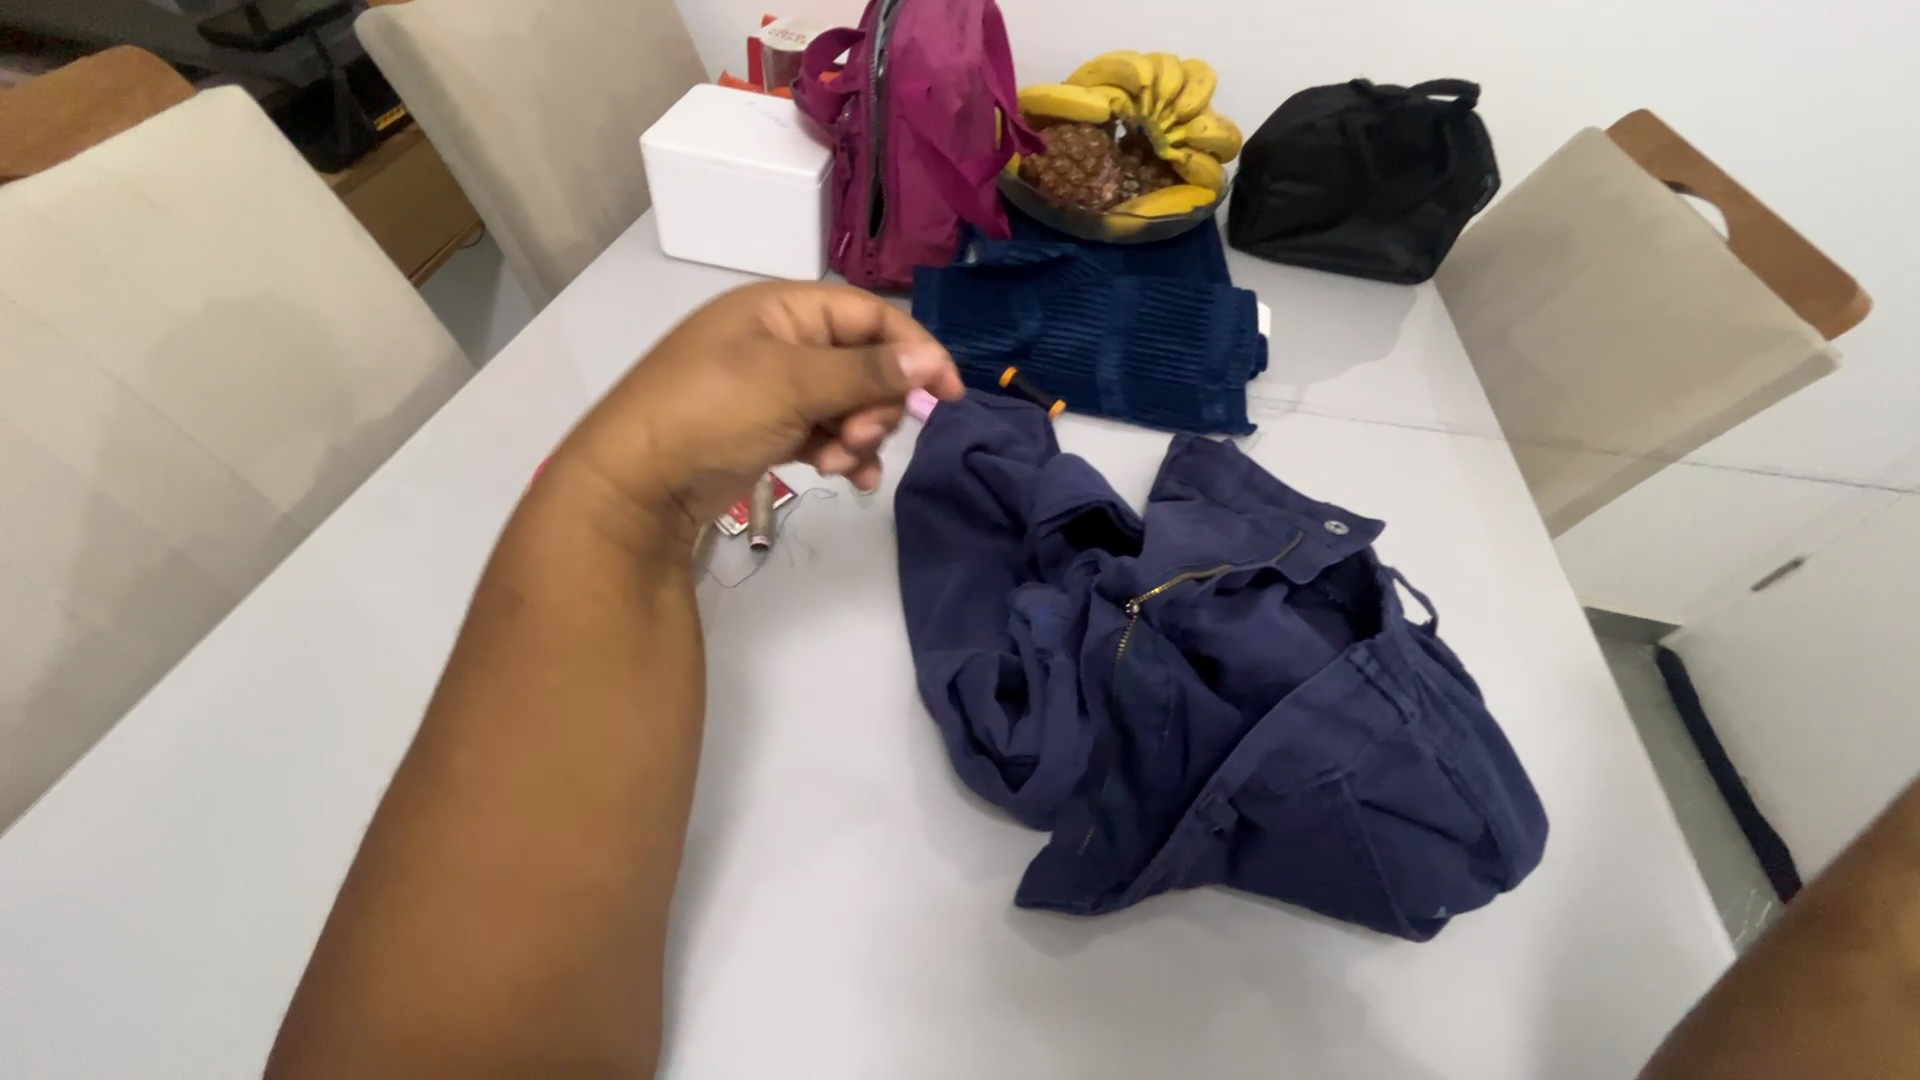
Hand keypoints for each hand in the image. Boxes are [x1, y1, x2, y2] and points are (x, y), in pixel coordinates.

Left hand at [548, 282, 962, 544]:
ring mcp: (776, 389)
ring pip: (850, 404)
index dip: (915, 350)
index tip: (949, 394)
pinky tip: (848, 478)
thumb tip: (932, 358)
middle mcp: (784, 342)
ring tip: (841, 463)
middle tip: (860, 436)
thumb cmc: (711, 413)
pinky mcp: (771, 429)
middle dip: (876, 405)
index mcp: (785, 310)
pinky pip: (826, 433)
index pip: (871, 316)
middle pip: (865, 364)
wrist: (637, 482)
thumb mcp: (793, 385)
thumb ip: (866, 372)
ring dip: (859, 435)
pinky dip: (842, 453)